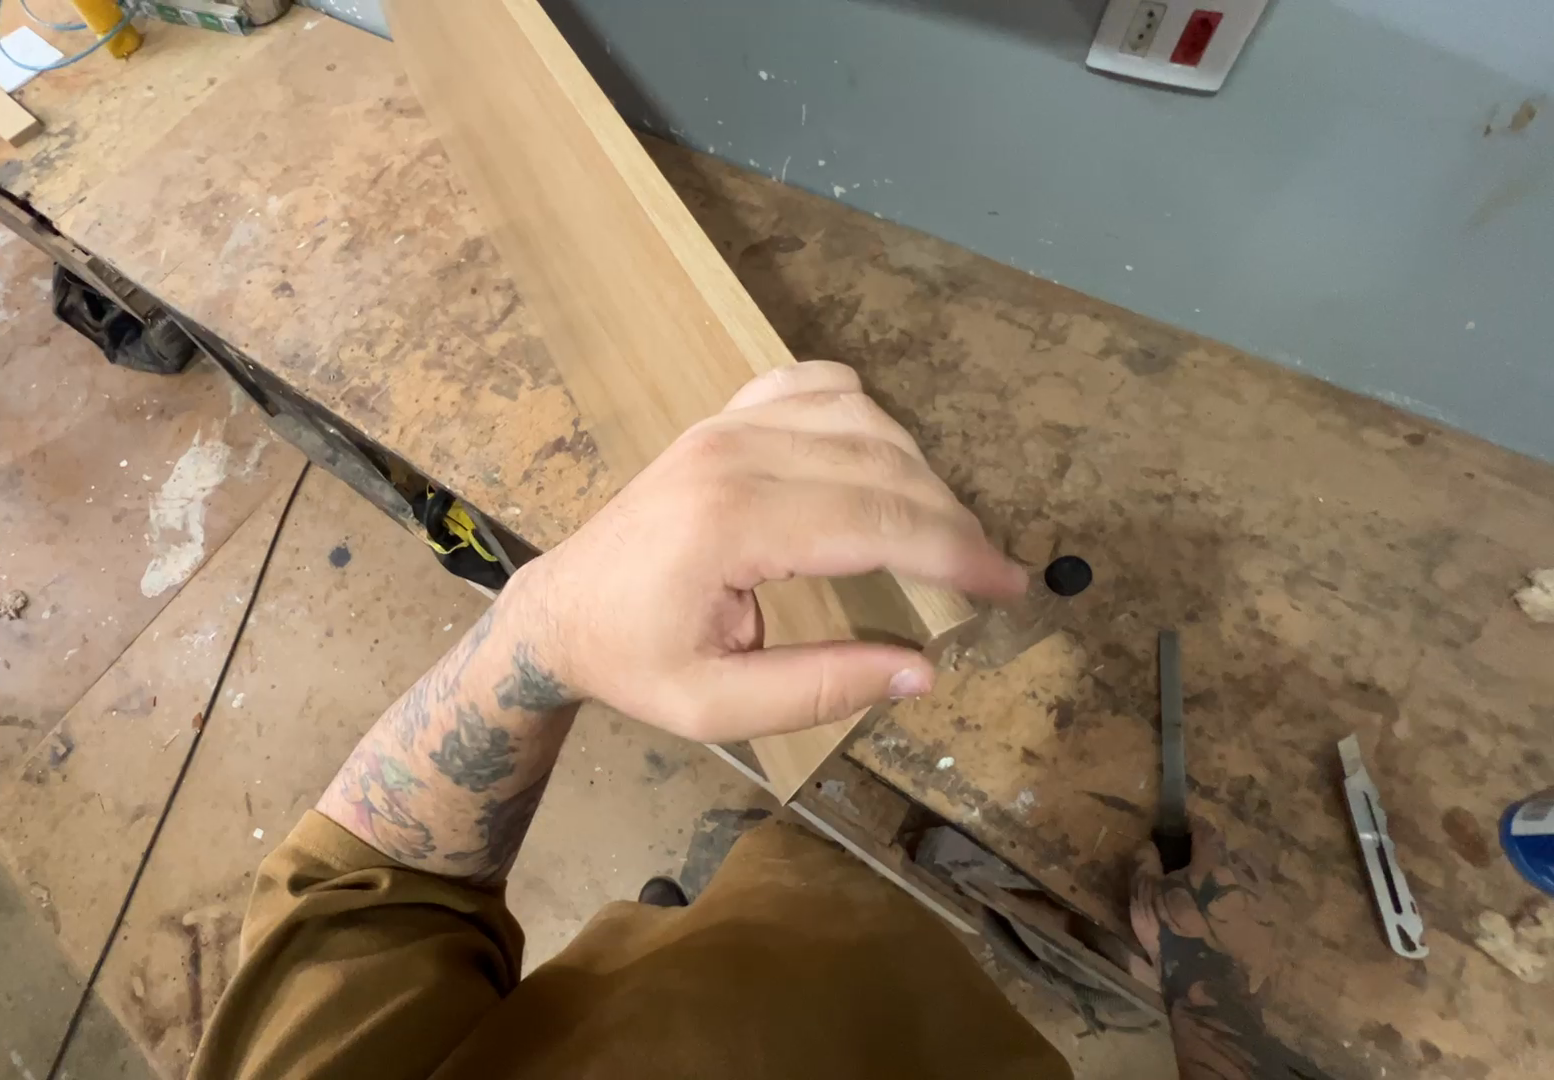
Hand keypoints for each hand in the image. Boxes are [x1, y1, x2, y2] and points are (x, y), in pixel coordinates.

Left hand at [502, 361, 1024, 743]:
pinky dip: (859, 411)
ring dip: (914, 469)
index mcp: (731, 524)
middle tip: (983, 573)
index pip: (879, 523)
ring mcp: (722, 426)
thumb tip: (922, 670)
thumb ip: (820, 688)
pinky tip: (872, 452)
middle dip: (949, 520)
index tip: (1010, 589)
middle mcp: (732, 454)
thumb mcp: (716, 705)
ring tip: (935, 530)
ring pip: (859, 417)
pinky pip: (809, 385)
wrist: (560, 610)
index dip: (959, 555)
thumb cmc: (630, 661)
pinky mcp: (717, 421)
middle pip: (881, 466)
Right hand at [1131, 822, 1325, 1079]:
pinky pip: (1255, 912)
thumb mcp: (1144, 894)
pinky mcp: (1271, 939)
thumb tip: (1147, 843)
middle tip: (1196, 863)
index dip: (1194, 823)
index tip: (1181, 821)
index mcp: (1214, 868)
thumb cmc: (1173, 933)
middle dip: (1218, 855)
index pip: (1209, 832)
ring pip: (1250, 885)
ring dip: (1231, 883)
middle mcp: (1245, 884)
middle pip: (1238, 857)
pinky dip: (1240, 910)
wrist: (1212, 990)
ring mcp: (1263, 913)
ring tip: (1210, 894)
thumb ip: (1145, 864)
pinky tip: (1221, 923)